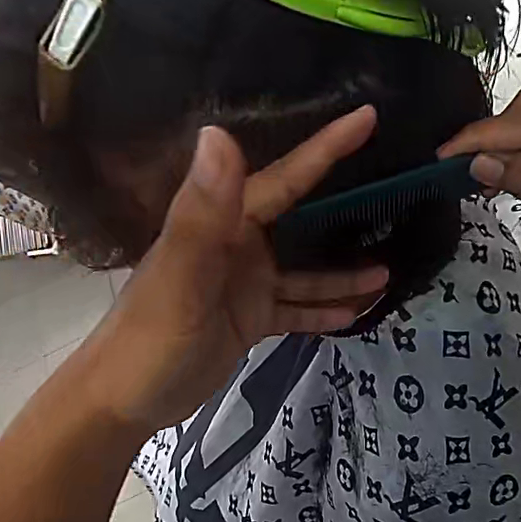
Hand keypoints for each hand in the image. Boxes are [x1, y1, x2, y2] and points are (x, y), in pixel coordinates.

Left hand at [67, 107, 389, 438]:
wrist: (124, 402)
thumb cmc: (150, 340)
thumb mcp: (182, 280)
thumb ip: (203, 215)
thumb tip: (221, 133)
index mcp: (223, 227)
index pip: (283, 180)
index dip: (324, 149)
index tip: (366, 118)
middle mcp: (238, 248)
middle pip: (303, 222)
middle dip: (346, 211)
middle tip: (395, 199)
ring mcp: (246, 285)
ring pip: (307, 273)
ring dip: (344, 274)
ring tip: (388, 276)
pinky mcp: (251, 319)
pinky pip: (297, 308)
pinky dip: (324, 310)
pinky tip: (356, 312)